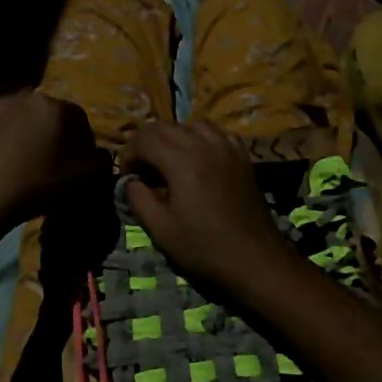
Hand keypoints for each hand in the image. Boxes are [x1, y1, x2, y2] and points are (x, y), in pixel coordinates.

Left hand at [0, 92, 106, 234]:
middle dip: (55, 138)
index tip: (80, 166)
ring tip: (27, 169)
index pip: (80, 120)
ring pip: (22, 124)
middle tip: (55, 167)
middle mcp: (23, 99)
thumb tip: (100, 155)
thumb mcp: (82, 178)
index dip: (84, 144)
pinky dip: (5, 147)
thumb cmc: (37, 184)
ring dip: (29, 141)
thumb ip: (100, 162)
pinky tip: (4, 171)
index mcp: (52, 105)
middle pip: (49, 118)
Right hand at [119, 121, 293, 285]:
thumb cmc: (204, 247)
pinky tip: (198, 155)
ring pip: (192, 124)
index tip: (127, 176)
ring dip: (173, 136)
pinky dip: (201, 137)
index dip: (128, 154)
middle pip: (166, 126)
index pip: (144, 139)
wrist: (254, 257)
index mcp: (181, 161)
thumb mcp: (162, 229)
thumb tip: (131, 181)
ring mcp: (227, 147)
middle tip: (141, 168)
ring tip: (167, 159)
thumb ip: (139, 199)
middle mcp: (204, 145)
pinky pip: (217, 132)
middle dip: (146, 142)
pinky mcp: (242, 156)